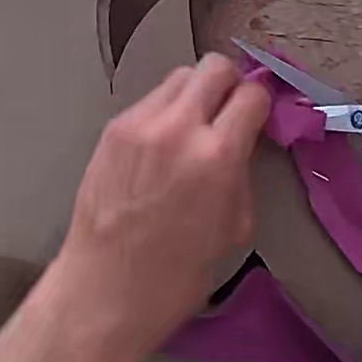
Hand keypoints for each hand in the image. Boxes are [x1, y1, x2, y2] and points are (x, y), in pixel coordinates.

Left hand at [52, 53, 271, 352]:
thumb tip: (245, 138)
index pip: (253, 93)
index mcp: (217, 155)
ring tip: (192, 124)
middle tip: (228, 108)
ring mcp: (141, 124)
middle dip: (230, 82)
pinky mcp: (113, 129)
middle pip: (217, 65)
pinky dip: (167, 111)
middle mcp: (180, 128)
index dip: (260, 103)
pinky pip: (152, 99)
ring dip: (197, 93)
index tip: (257, 117)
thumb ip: (243, 168)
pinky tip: (162, 144)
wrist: (101, 296)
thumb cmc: (178, 274)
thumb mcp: (235, 223)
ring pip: (182, 75)